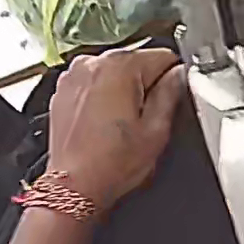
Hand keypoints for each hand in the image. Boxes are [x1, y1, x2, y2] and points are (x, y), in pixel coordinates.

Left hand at [45, 48, 187, 214]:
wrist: (74, 186)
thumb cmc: (110, 164)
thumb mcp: (156, 131)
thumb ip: (172, 94)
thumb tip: (179, 75)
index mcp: (119, 66)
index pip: (163, 56)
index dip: (173, 80)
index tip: (169, 103)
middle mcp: (92, 63)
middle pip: (136, 64)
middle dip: (146, 88)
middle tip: (143, 123)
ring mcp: (74, 76)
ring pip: (114, 75)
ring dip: (123, 94)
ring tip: (121, 127)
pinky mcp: (63, 91)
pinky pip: (94, 86)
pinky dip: (102, 100)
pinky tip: (104, 127)